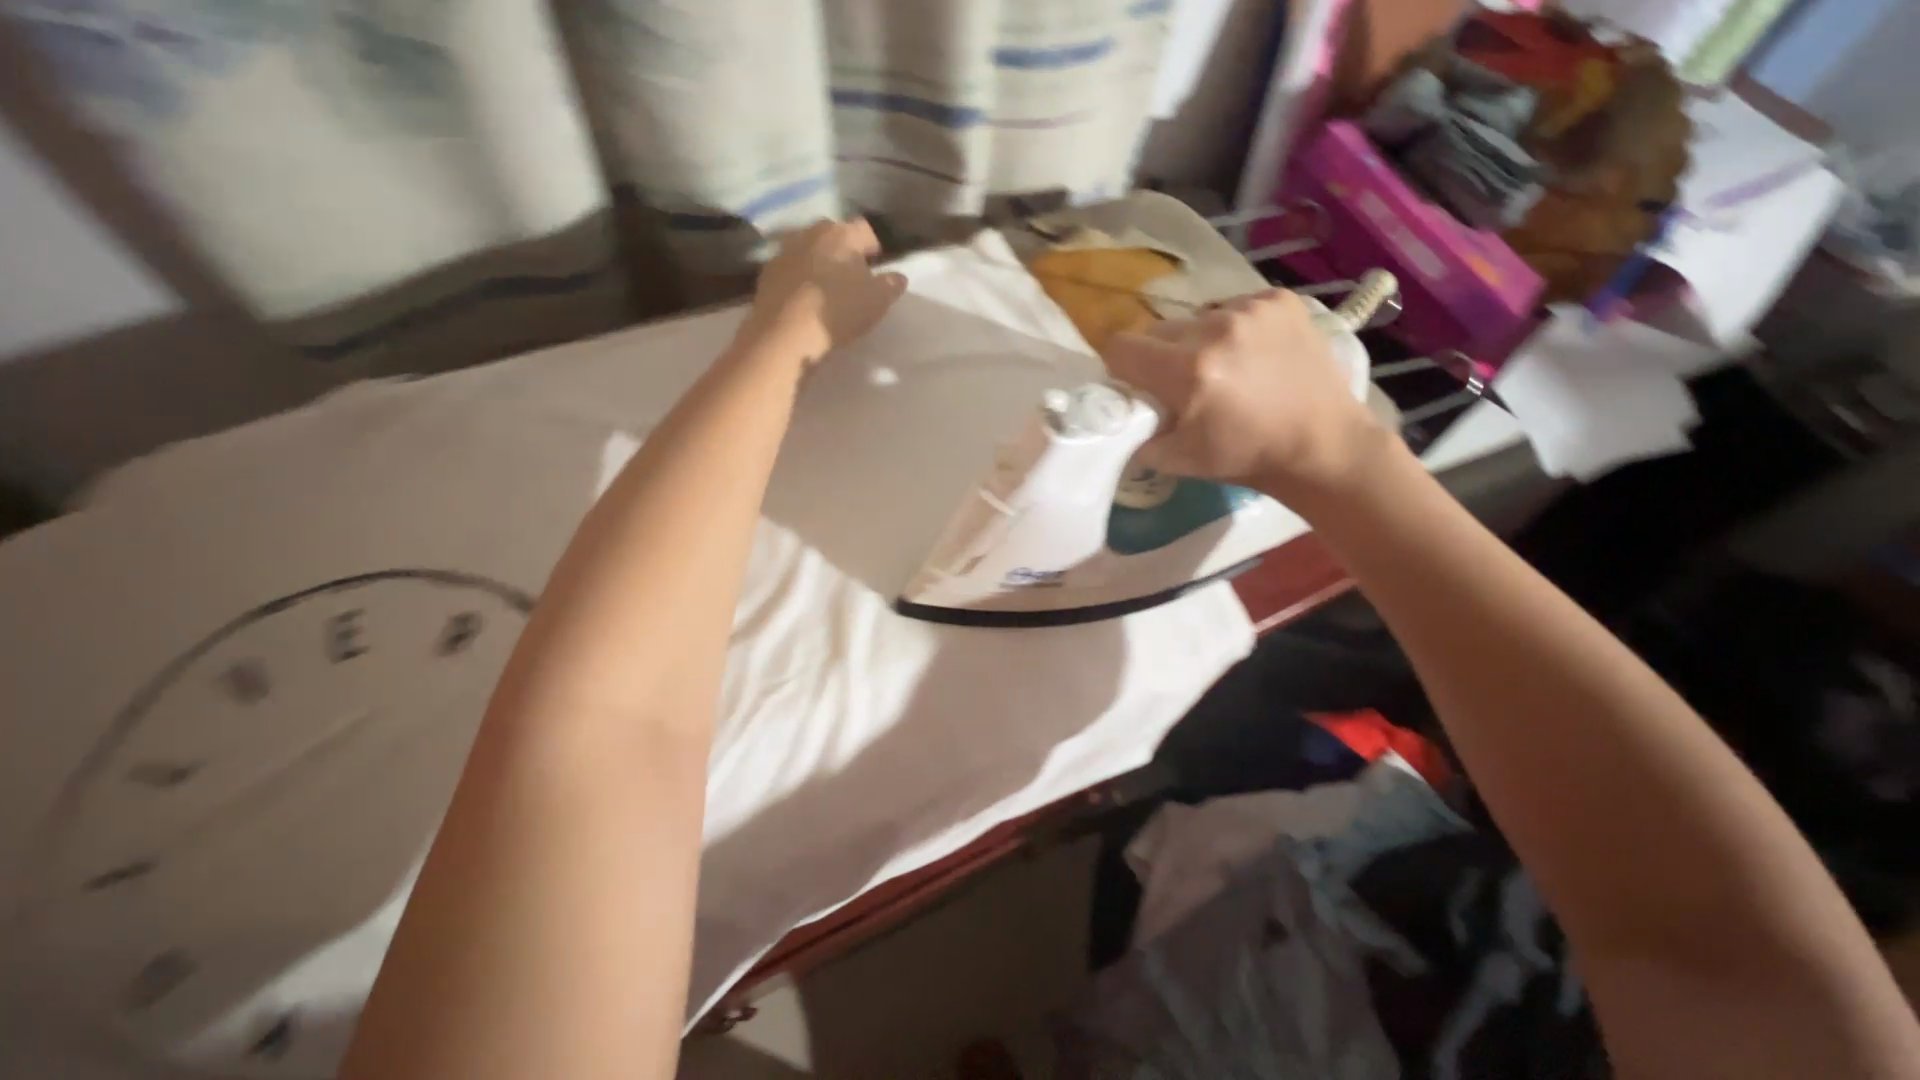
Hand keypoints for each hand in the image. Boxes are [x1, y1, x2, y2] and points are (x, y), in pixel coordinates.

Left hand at [747, 218, 907, 362]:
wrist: (786, 333)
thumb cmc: (840, 310)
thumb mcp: (878, 301)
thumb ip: (891, 284)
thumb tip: (898, 276)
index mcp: (843, 234)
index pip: (865, 229)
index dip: (873, 246)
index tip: (876, 265)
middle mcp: (812, 233)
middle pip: (833, 235)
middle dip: (843, 251)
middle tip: (851, 277)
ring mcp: (785, 251)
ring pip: (808, 250)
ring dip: (817, 262)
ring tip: (825, 288)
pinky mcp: (766, 272)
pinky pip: (789, 269)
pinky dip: (797, 278)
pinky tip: (802, 299)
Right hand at [1101, 289, 1395, 500]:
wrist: (1324, 445)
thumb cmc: (1248, 456)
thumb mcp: (1179, 460)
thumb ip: (1138, 436)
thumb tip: (1120, 417)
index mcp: (1188, 370)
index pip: (1121, 346)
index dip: (1123, 368)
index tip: (1139, 385)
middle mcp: (1215, 329)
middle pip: (1159, 331)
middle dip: (1164, 357)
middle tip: (1188, 384)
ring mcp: (1251, 309)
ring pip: (1199, 318)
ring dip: (1202, 341)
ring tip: (1230, 370)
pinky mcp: (1279, 300)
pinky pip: (1236, 307)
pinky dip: (1238, 330)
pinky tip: (1257, 356)